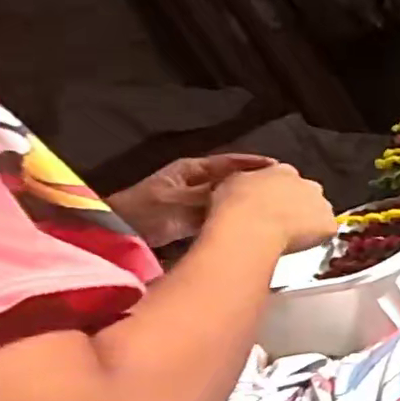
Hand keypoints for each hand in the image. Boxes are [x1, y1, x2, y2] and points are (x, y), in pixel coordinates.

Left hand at [108, 153, 276, 246]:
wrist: (116, 238)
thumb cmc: (147, 213)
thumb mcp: (185, 200)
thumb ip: (217, 195)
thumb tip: (249, 192)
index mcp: (191, 169)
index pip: (230, 162)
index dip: (254, 163)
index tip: (280, 167)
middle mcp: (195, 183)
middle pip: (232, 180)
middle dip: (255, 183)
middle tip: (283, 188)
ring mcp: (194, 203)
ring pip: (229, 200)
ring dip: (248, 203)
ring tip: (274, 207)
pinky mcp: (195, 224)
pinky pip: (224, 217)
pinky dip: (238, 220)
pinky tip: (254, 226)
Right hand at [208, 163, 336, 254]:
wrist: (250, 229)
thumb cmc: (236, 206)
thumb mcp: (234, 181)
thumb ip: (250, 179)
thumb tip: (251, 184)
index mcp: (284, 171)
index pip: (288, 178)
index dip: (280, 192)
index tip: (272, 203)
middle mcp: (308, 185)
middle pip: (309, 194)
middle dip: (299, 204)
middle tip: (282, 220)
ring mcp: (322, 205)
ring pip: (320, 212)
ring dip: (310, 220)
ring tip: (289, 233)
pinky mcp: (330, 225)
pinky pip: (327, 231)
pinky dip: (317, 237)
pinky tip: (300, 242)